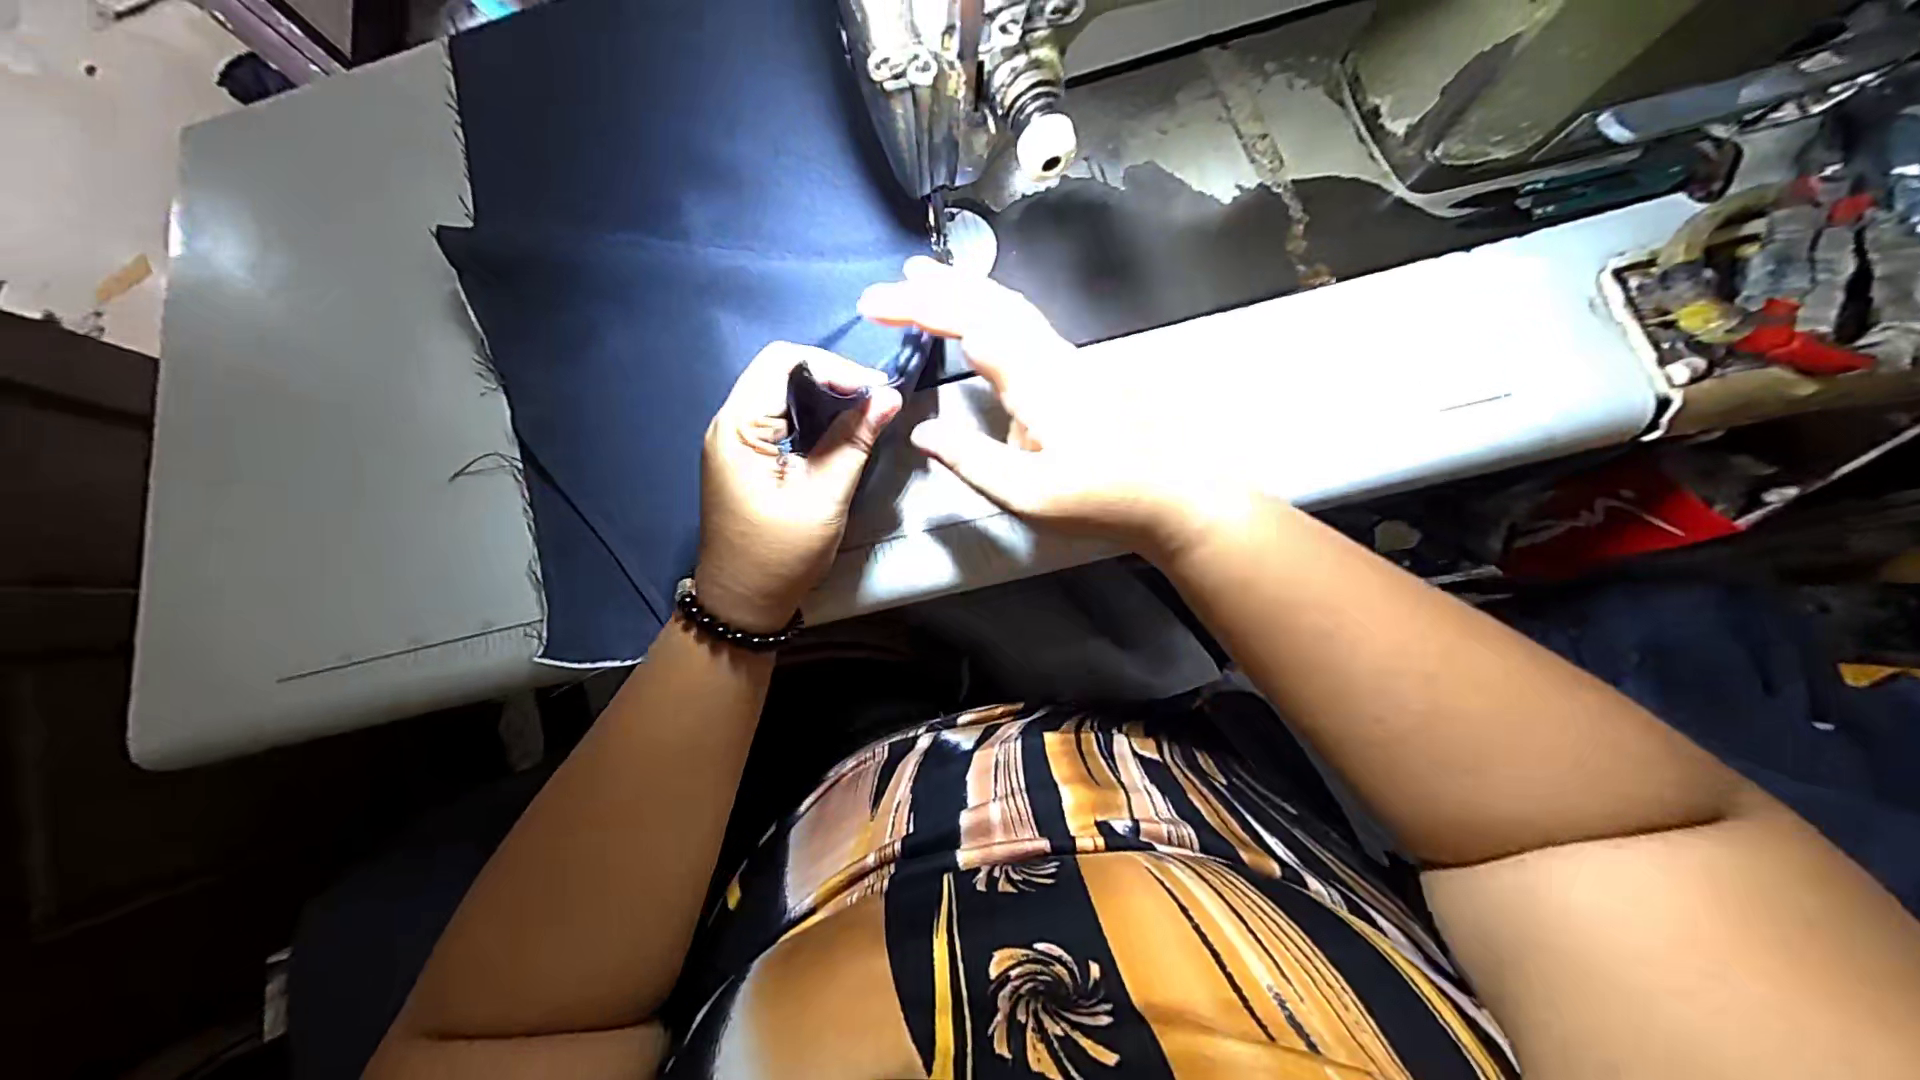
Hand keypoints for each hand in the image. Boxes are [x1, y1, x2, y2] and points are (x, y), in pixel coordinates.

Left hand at [695, 342, 901, 632]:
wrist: (744, 602)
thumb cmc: (779, 556)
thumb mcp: (823, 497)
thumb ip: (854, 442)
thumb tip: (889, 397)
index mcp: (738, 429)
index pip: (783, 363)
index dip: (834, 367)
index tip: (878, 390)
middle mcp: (730, 423)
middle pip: (781, 370)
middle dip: (833, 377)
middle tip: (878, 399)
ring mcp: (736, 439)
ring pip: (782, 391)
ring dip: (826, 394)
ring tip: (867, 410)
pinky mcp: (747, 454)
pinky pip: (782, 416)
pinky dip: (815, 414)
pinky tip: (843, 427)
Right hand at [858, 257, 1254, 558]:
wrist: (1171, 493)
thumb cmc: (1101, 498)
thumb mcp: (1028, 493)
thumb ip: (972, 460)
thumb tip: (922, 431)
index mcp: (1035, 382)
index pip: (970, 326)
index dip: (921, 309)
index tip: (877, 305)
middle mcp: (1051, 356)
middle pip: (989, 303)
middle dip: (936, 288)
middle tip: (890, 282)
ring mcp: (1067, 357)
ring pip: (1011, 304)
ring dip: (965, 287)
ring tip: (925, 277)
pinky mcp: (1075, 367)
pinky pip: (1025, 319)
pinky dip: (991, 302)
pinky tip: (980, 310)